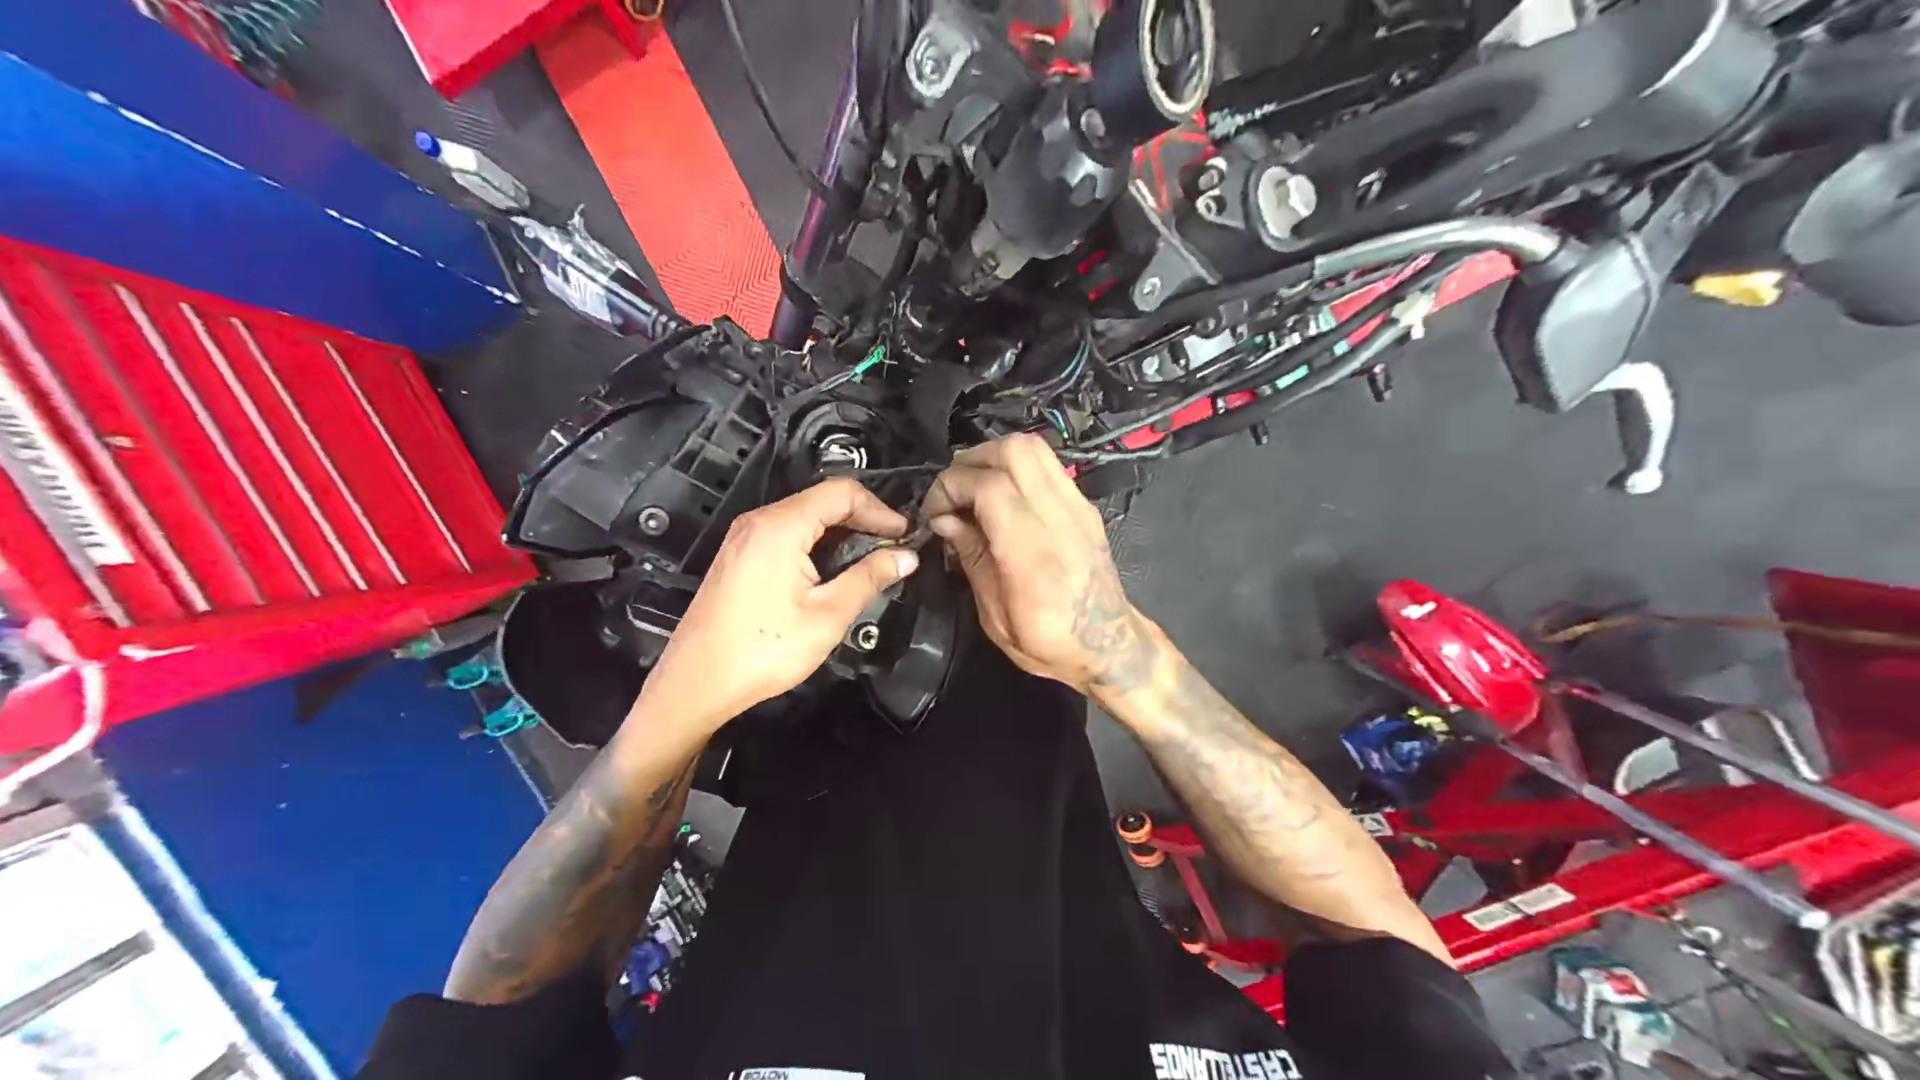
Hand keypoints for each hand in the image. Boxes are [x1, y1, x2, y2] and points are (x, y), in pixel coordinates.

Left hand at [639, 478, 918, 729]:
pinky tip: (833, 570)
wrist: (697, 683)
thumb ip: (869, 578)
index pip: (842, 492)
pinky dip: (817, 544)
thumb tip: (904, 557)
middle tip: (893, 547)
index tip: (903, 533)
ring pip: (805, 517)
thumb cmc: (761, 651)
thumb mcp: (828, 615)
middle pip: (823, 500)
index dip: (880, 509)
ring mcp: (745, 538)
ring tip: (870, 560)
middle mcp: (759, 522)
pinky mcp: (739, 557)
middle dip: (864, 519)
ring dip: (841, 533)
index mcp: (780, 527)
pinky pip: (786, 534)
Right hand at [924, 435, 1159, 697]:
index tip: (935, 511)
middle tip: (951, 493)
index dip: (951, 486)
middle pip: (1013, 452)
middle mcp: (1062, 520)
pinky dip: (1014, 468)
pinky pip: (1046, 464)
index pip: (991, 486)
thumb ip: (972, 558)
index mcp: (1035, 556)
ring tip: (972, 489)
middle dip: (970, 463)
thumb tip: (945, 518)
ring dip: (992, 458)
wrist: (1111, 647)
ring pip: (1032, 447)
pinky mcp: (1085, 505)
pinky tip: (1000, 496)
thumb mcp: (996, 617)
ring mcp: (1079, 507)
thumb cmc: (1050, 643)